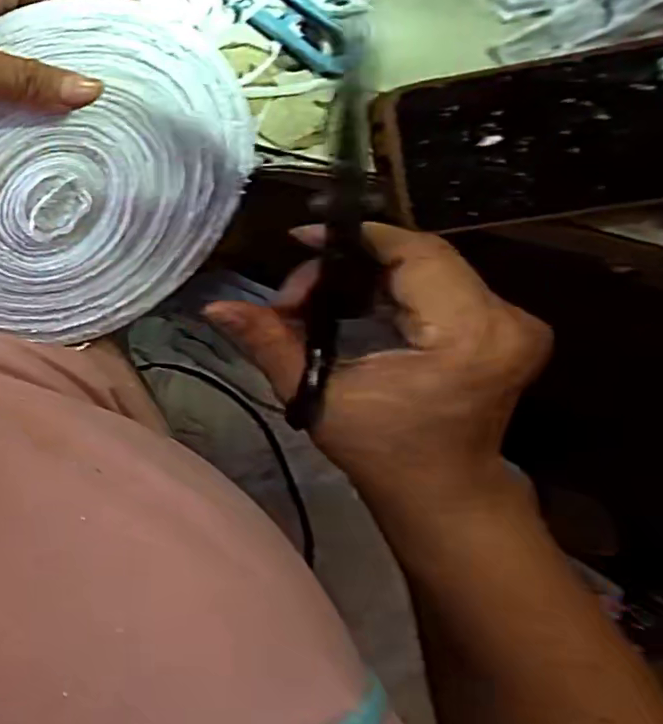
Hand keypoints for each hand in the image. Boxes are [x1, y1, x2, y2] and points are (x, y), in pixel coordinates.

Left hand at [0, 0, 130, 139]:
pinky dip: (14, 89)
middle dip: (84, 40)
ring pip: (18, 48)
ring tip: (88, 101)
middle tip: (123, 75)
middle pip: (47, 13)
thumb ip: (26, 77)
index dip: (110, 1)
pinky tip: (34, 116)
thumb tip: (92, 89)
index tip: (146, 34)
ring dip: (48, 69)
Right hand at [204, 223, 551, 513]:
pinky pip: (434, 286)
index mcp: (467, 333)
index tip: (299, 238)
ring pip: (422, 270)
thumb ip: (268, 341)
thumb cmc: (379, 445)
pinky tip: (340, 312)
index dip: (357, 237)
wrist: (439, 485)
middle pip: (416, 259)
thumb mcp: (312, 391)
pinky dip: (379, 291)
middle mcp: (504, 319)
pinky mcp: (498, 328)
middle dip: (342, 268)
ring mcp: (509, 323)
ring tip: (308, 310)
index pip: (418, 254)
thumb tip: (215, 307)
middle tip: (290, 302)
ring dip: (357, 280)